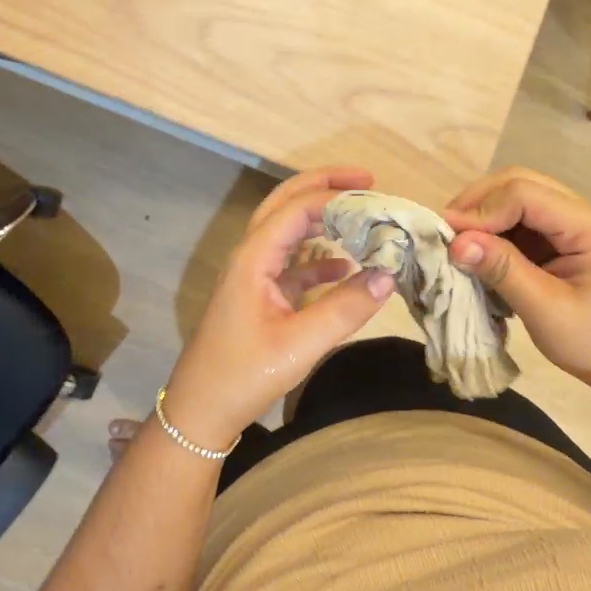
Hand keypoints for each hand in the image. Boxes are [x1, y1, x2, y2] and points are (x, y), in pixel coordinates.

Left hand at [163, 168, 394, 450]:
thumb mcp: (300, 345)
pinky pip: (292, 263)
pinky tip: (347, 268)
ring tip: (363, 217)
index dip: (337, 196)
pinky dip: (319, 258)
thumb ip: (345, 309)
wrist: (201, 411)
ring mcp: (253, 275)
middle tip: (367, 180)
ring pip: (289, 231)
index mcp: (254, 257)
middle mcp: (250, 256)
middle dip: (324, 186)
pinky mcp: (259, 296)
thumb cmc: (243, 374)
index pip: (298, 207)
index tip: (377, 193)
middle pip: (286, 203)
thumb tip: (389, 274)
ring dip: (323, 219)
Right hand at [444, 168, 590, 387]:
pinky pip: (516, 220)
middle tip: (445, 232)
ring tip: (455, 241)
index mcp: (588, 226)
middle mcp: (578, 214)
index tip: (448, 238)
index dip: (482, 210)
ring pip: (514, 197)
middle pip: (519, 183)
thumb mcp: (546, 311)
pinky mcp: (554, 240)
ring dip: (482, 214)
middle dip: (478, 202)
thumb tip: (456, 243)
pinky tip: (475, 251)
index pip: (525, 194)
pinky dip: (491, 230)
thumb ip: (503, 271)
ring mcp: (566, 225)